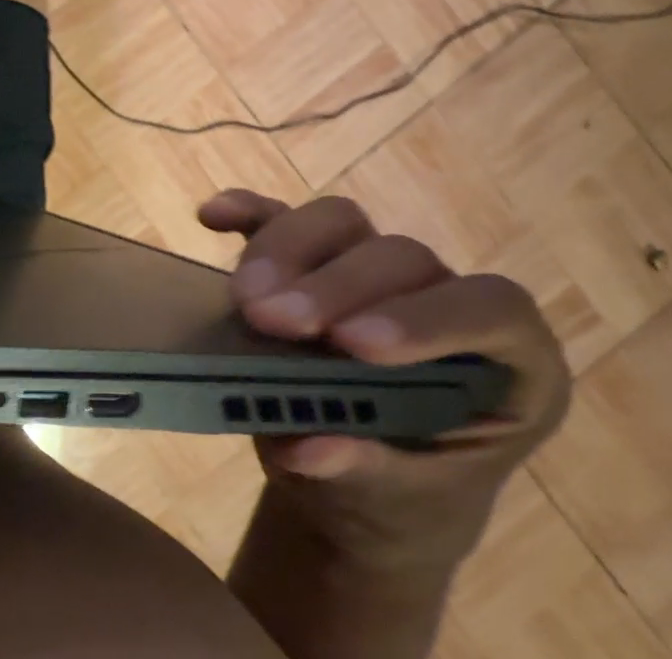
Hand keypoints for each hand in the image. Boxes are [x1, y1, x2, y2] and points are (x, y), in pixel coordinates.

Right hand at [199, 189, 569, 566]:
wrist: (353, 488)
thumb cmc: (394, 496)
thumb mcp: (389, 498)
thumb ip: (361, 469)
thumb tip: (307, 448)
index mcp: (502, 362)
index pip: (488, 308)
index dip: (426, 317)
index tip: (350, 345)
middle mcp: (437, 302)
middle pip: (400, 257)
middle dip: (332, 286)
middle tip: (269, 322)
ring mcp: (365, 277)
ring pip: (341, 226)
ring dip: (286, 250)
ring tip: (241, 300)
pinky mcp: (303, 266)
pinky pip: (278, 222)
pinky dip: (247, 216)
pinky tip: (213, 218)